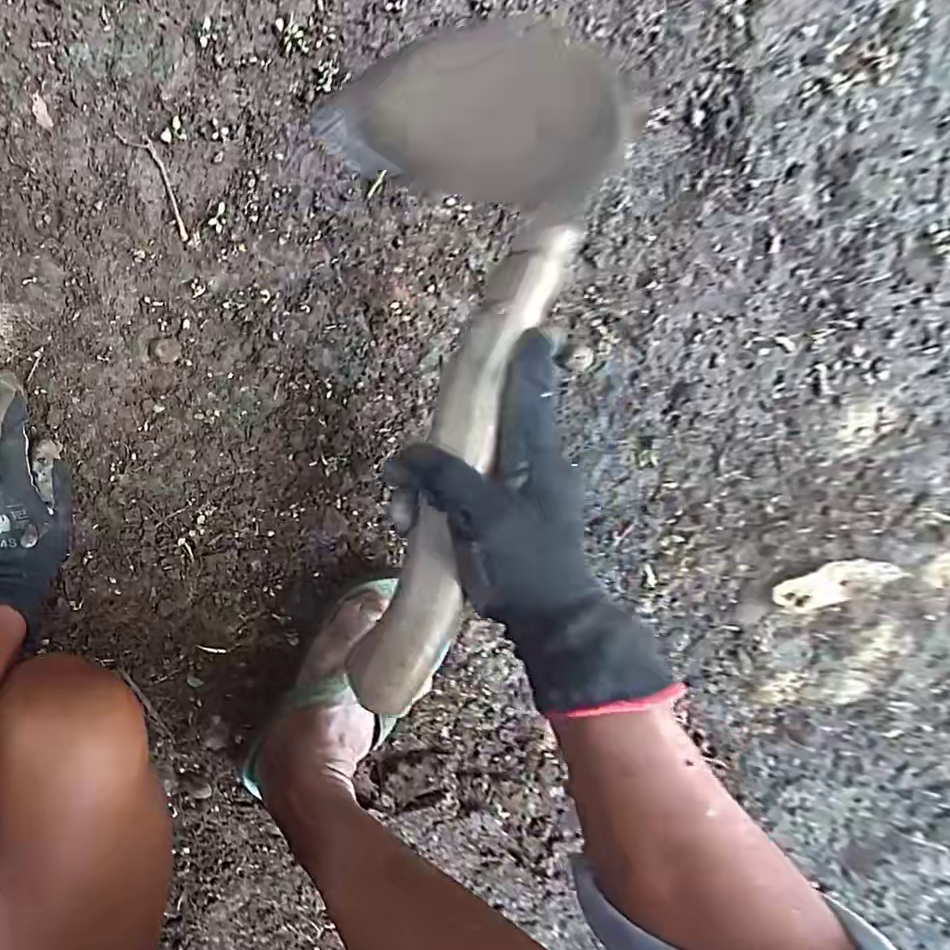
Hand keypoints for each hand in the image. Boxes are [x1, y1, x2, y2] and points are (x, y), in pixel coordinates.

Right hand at [387, 331, 679, 716]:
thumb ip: (446, 477)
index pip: (530, 400)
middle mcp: (523, 469)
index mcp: (537, 461)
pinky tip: (411, 528)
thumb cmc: (525, 562)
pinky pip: (444, 497)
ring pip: (448, 470)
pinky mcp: (487, 517)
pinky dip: (423, 509)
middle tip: (404, 483)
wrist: (546, 618)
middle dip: (430, 457)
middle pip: (469, 436)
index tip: (534, 332)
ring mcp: (504, 494)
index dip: (528, 365)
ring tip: (404, 519)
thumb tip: (404, 456)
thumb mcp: (483, 515)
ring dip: (419, 492)